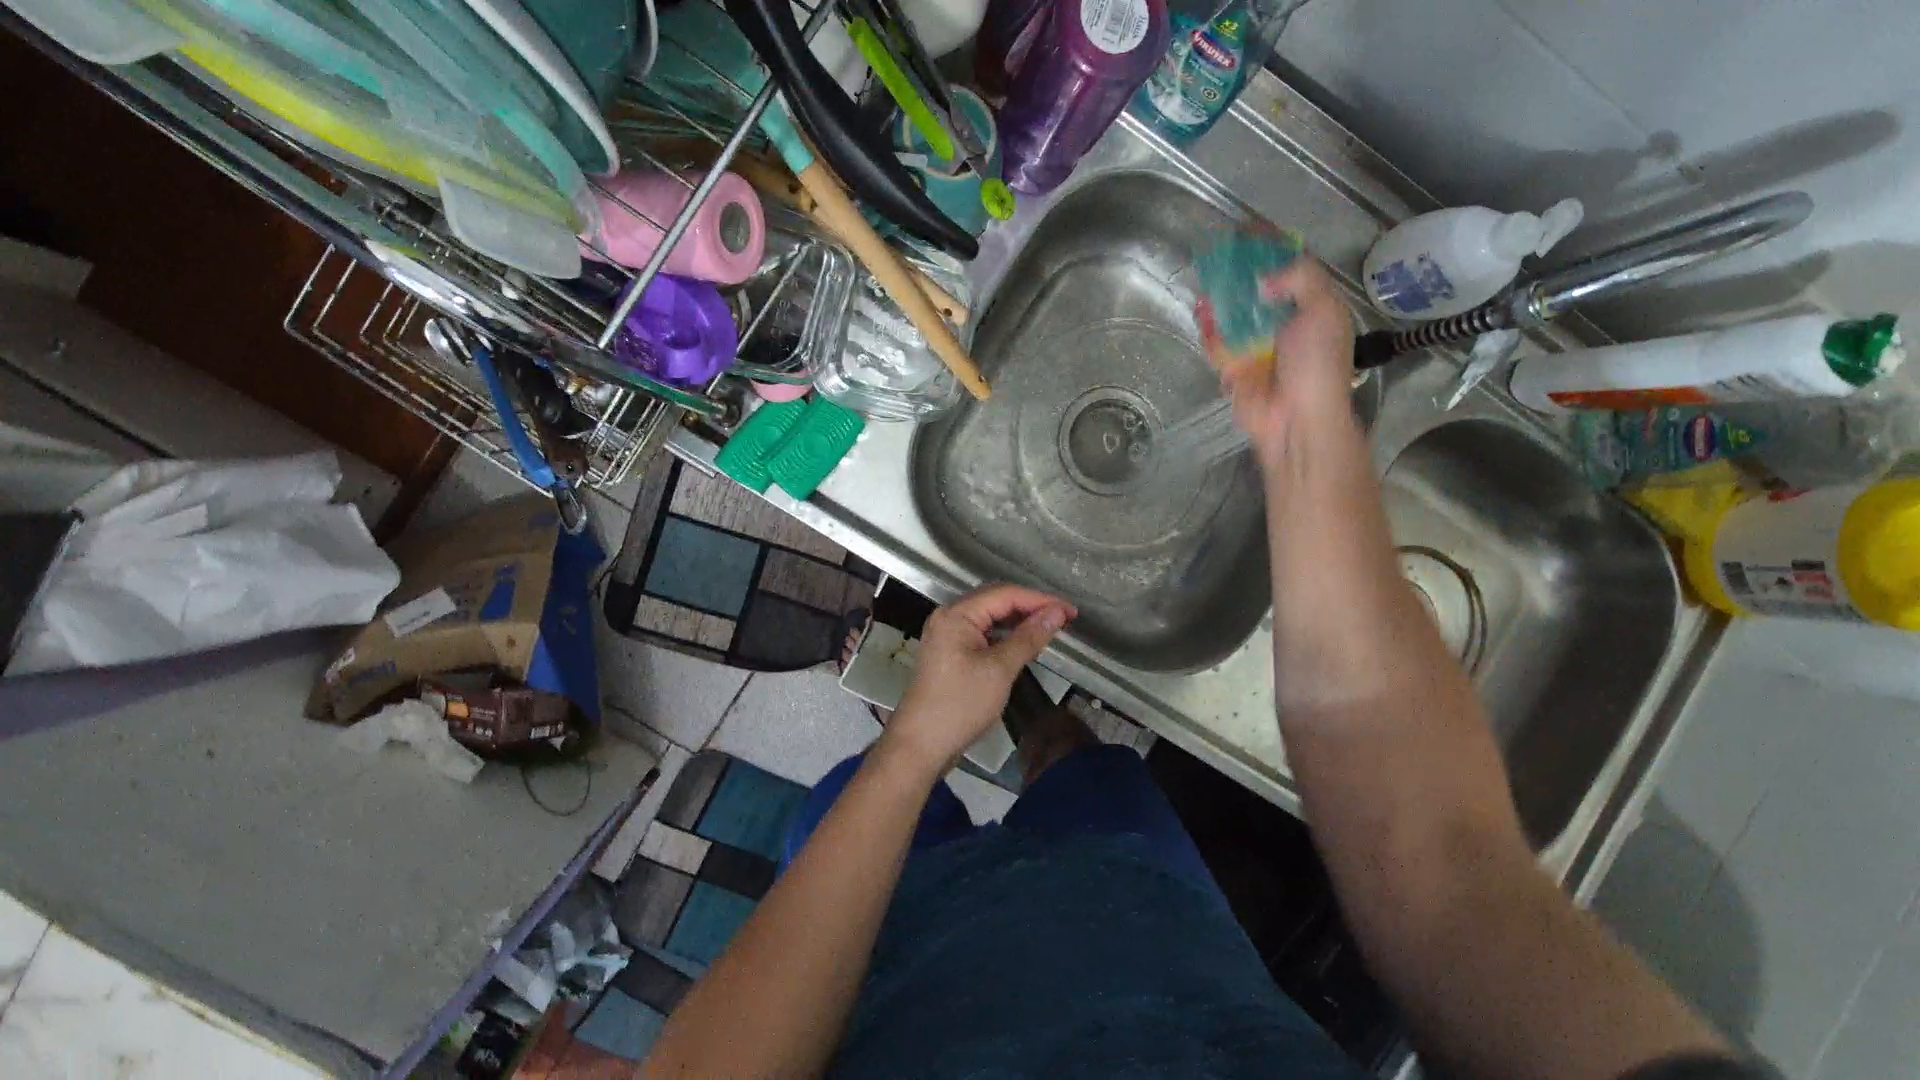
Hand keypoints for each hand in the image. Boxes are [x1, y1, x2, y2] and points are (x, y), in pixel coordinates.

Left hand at [882, 585, 1075, 773]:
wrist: (922, 745)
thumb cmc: (960, 705)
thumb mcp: (999, 670)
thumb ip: (1029, 637)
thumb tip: (1057, 612)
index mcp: (956, 615)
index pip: (1004, 594)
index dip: (1040, 600)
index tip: (1070, 611)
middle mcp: (948, 618)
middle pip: (995, 602)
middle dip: (1030, 607)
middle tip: (1064, 618)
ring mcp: (947, 637)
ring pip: (989, 619)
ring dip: (1018, 622)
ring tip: (1050, 629)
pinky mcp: (950, 655)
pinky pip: (982, 635)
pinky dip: (1004, 637)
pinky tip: (1024, 644)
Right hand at [1213, 258, 1357, 470]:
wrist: (1298, 419)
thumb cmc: (1318, 365)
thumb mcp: (1324, 311)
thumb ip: (1301, 279)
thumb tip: (1264, 278)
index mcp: (1312, 308)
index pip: (1292, 268)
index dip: (1272, 248)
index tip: (1250, 230)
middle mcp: (1284, 324)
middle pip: (1257, 289)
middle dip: (1239, 271)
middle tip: (1220, 252)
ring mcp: (1257, 346)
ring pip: (1234, 312)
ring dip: (1219, 295)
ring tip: (1206, 276)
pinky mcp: (1234, 367)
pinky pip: (1216, 342)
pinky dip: (1208, 326)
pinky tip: (1201, 308)